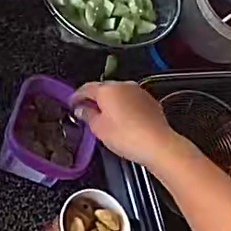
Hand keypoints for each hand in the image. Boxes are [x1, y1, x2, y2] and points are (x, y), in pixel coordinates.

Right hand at [73, 81, 187, 168]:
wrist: (158, 144)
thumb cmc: (127, 136)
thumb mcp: (98, 128)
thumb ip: (87, 115)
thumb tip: (82, 110)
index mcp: (106, 89)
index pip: (85, 88)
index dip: (76, 97)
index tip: (73, 104)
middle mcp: (123, 86)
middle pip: (103, 89)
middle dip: (94, 100)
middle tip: (86, 113)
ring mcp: (138, 92)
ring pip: (118, 94)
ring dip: (110, 103)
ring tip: (105, 120)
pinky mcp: (150, 101)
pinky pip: (131, 100)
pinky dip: (124, 107)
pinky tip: (122, 121)